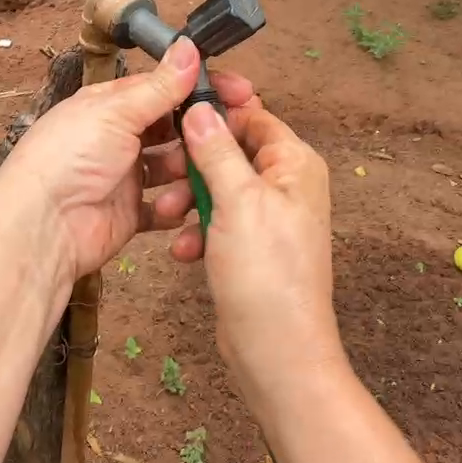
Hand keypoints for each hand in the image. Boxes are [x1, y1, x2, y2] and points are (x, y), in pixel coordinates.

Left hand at [0, 38, 256, 282]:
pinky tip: (176, 209)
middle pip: (173, 128)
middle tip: (232, 136)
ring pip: (173, 167)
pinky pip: (163, 207)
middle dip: (200, 133)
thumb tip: (188, 47)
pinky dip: (173, 208)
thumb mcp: (117, 112)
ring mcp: (124, 175)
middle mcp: (118, 136)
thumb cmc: (69, 158)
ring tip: (190, 178)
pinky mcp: (129, 212)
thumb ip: (159, 86)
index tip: (241, 92)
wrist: (43, 226)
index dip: (201, 88)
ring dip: (186, 172)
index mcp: (110, 104)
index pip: (164, 88)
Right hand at [171, 102, 343, 401]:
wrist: (277, 354)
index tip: (176, 117)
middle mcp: (286, 184)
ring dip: (190, 200)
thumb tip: (200, 108)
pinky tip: (183, 251)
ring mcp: (268, 216)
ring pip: (218, 187)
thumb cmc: (267, 274)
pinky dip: (199, 231)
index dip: (216, 114)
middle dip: (195, 165)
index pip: (253, 117)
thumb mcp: (237, 201)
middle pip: (230, 151)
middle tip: (166, 174)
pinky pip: (218, 221)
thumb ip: (217, 150)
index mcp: (294, 164)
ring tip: (169, 217)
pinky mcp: (251, 245)